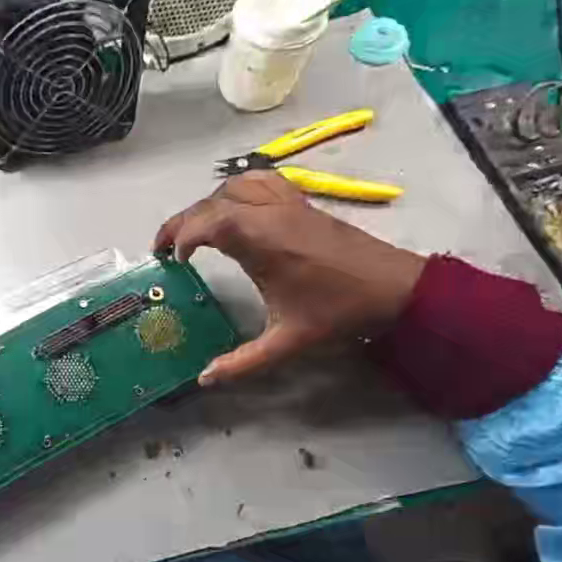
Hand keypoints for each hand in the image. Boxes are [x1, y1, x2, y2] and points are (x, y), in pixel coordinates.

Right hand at [153, 172, 426, 385]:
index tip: (173, 261)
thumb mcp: (286, 342)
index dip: (182, 234)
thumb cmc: (338, 313)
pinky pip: (263, 182)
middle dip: (184, 220)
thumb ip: (241, 362)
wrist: (394, 288)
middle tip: (167, 248)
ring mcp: (290, 205)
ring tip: (196, 229)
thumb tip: (204, 379)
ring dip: (210, 202)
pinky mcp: (303, 205)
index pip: (211, 221)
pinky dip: (239, 191)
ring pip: (239, 184)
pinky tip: (235, 212)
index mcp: (265, 244)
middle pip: (216, 200)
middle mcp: (273, 216)